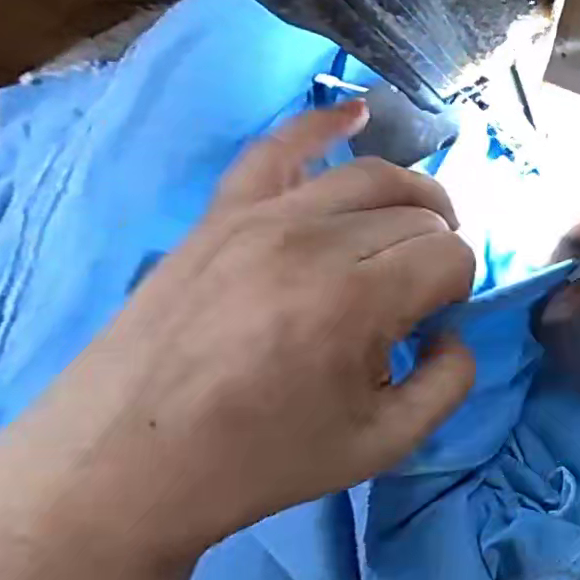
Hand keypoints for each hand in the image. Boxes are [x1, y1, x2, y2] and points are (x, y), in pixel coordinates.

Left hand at [0, 102, 476, 570]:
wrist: (121, 468)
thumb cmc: (259, 462)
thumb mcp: (383, 446)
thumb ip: (451, 384)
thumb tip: (455, 331)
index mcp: (356, 302)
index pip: (452, 256)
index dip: (459, 288)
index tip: (435, 321)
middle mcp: (314, 242)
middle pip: (417, 216)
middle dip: (437, 251)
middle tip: (418, 296)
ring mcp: (261, 217)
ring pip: (371, 175)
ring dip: (413, 198)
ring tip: (414, 229)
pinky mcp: (220, 214)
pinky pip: (278, 146)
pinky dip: (323, 123)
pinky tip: (356, 111)